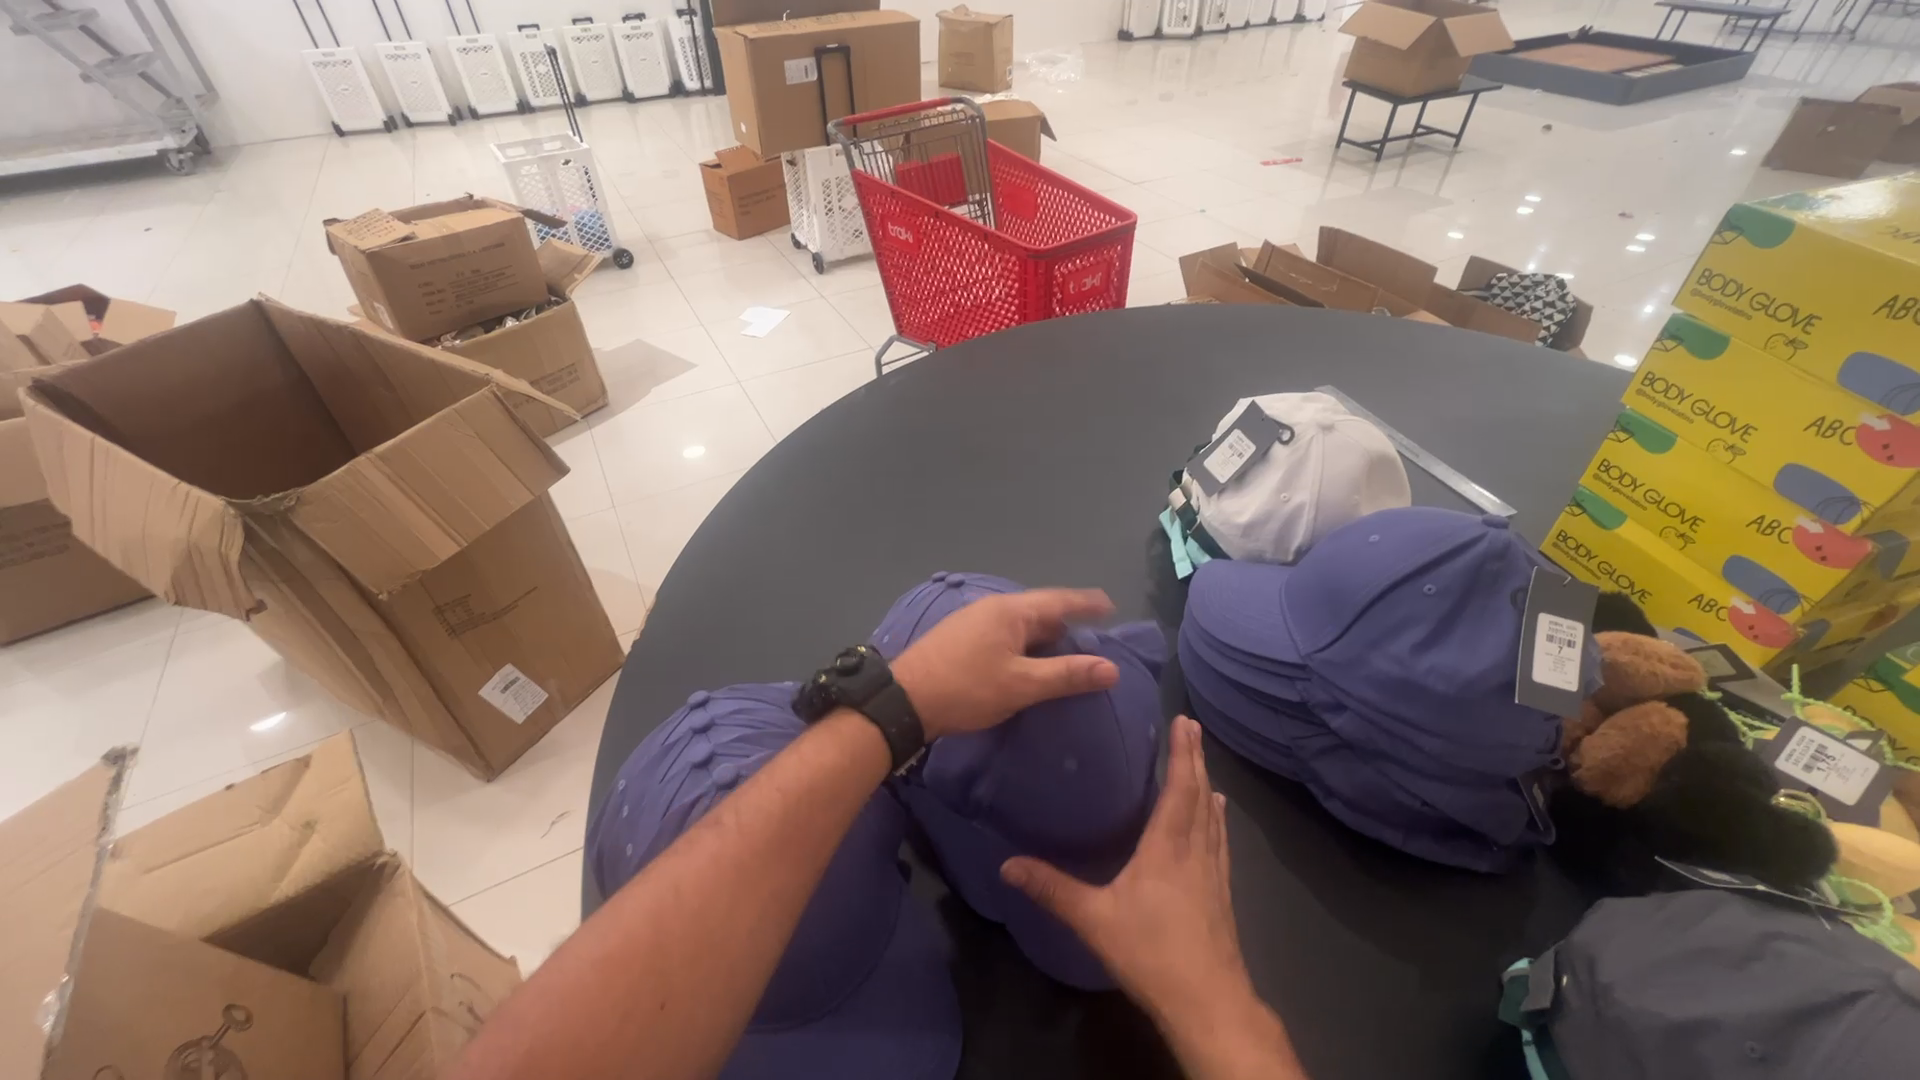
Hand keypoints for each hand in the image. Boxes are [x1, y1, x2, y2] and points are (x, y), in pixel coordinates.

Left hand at [890, 587, 1118, 739]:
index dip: (1086, 603)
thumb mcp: (1021, 684)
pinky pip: (1005, 635)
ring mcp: (973, 622)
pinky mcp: (961, 640)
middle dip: (1066, 622)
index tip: (1110, 605)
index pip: (1059, 600)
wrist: (904, 701)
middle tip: (1093, 636)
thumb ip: (1066, 674)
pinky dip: (1025, 645)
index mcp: (1010, 611)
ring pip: (1020, 625)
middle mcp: (992, 608)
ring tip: (1066, 651)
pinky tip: (1028, 661)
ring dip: (1044, 636)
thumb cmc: (966, 689)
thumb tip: (1111, 668)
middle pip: (1040, 611)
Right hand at [1000, 715, 1251, 1027]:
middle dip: (1195, 760)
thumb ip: (1052, 890)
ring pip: (1213, 820)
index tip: (1185, 722)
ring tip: (1204, 770)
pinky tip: (1217, 823)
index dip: (1182, 754)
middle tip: (1193, 729)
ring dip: (1207, 789)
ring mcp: (1213, 875)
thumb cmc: (1151, 952)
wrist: (1208, 1003)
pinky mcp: (1222, 896)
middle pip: (1199, 797)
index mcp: (1168, 848)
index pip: (1179, 790)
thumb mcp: (1094, 920)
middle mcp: (1195, 853)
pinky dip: (1217, 822)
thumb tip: (1008, 865)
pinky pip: (1219, 844)